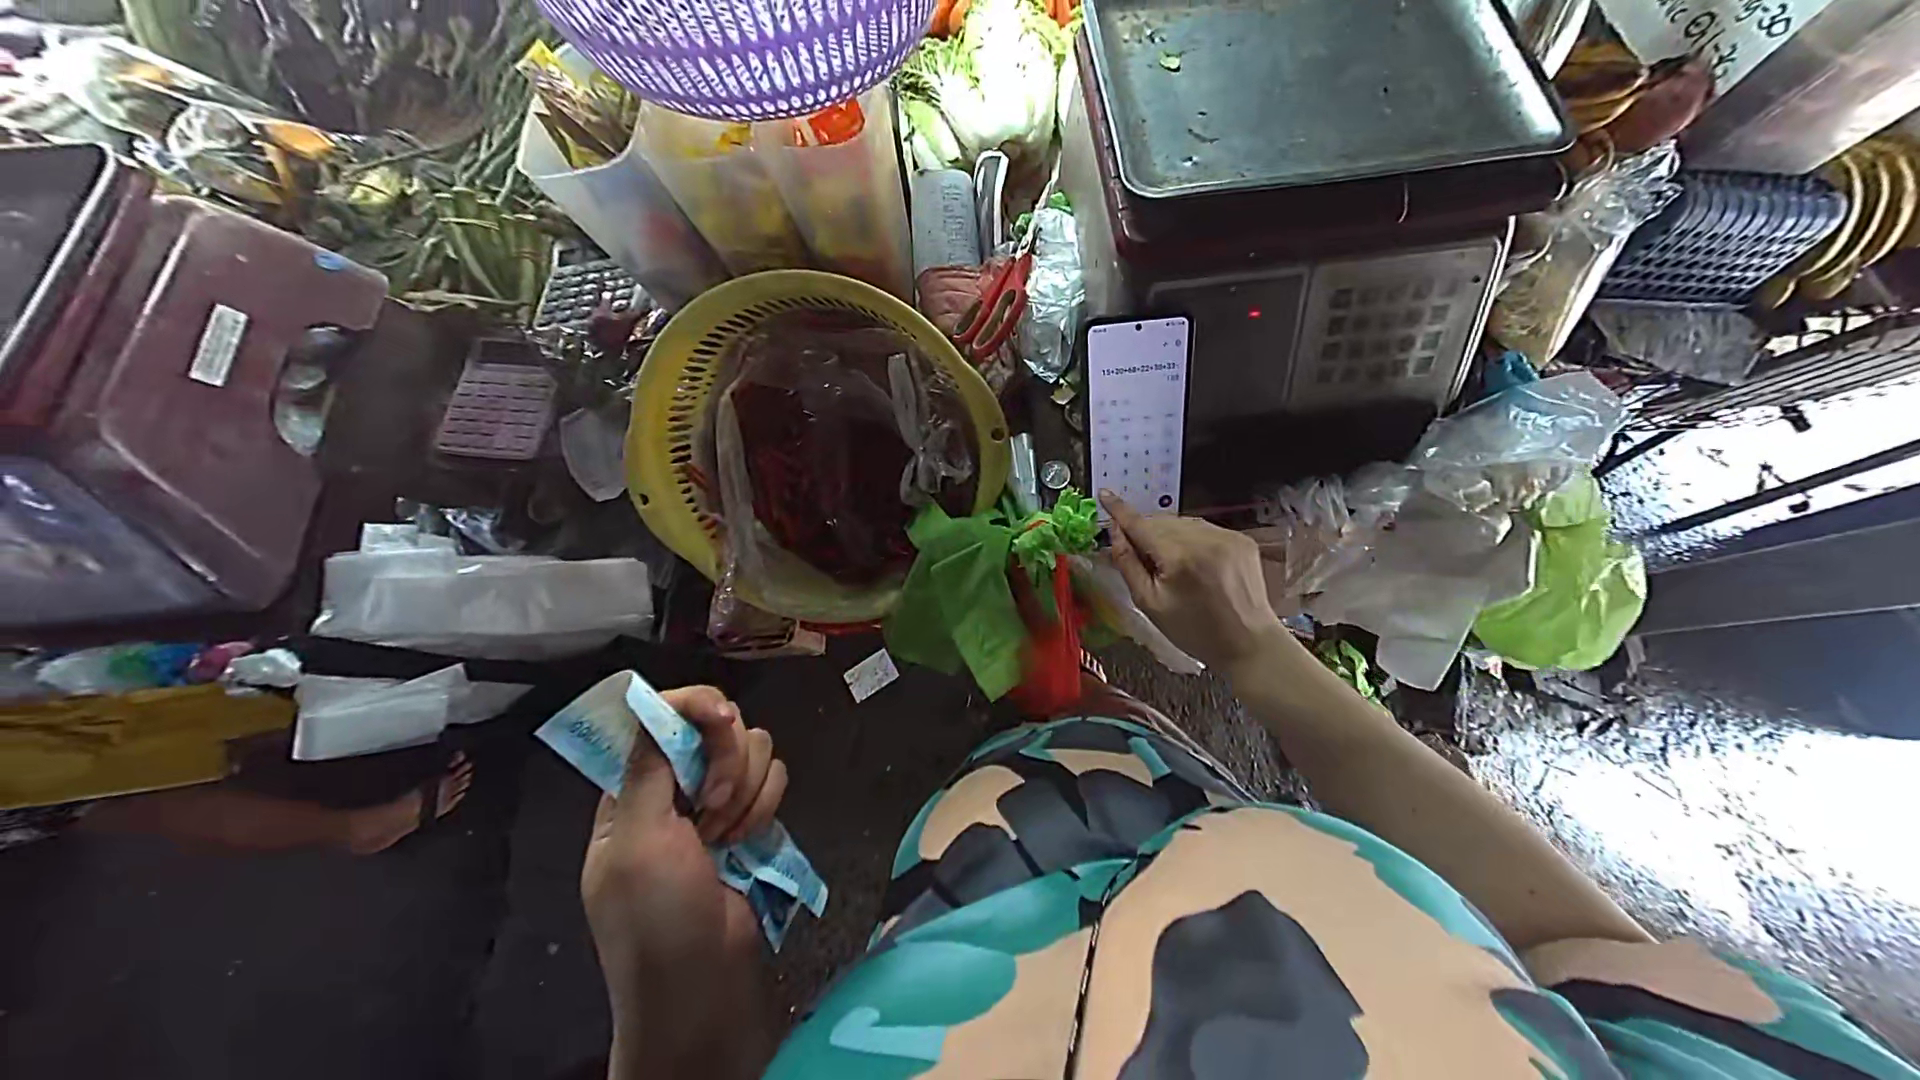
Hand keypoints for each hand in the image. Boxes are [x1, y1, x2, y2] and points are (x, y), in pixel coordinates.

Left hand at [580, 686, 783, 1079]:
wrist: (704, 987)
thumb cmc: (656, 919)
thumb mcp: (635, 843)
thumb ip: (647, 769)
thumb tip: (657, 706)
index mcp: (632, 788)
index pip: (663, 716)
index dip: (696, 707)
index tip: (722, 720)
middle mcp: (676, 786)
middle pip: (717, 726)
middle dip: (725, 762)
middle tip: (710, 808)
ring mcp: (716, 802)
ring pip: (752, 749)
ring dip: (746, 791)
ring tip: (726, 838)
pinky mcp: (752, 817)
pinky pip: (773, 778)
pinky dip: (766, 805)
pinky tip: (749, 841)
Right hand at [1103, 492, 1289, 670]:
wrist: (1248, 643)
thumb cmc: (1193, 630)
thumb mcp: (1149, 603)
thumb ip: (1128, 563)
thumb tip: (1115, 533)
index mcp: (1179, 557)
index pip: (1141, 525)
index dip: (1120, 510)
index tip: (1105, 494)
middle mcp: (1204, 539)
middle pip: (1160, 522)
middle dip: (1144, 532)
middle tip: (1139, 556)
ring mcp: (1226, 536)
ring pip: (1181, 523)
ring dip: (1167, 534)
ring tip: (1167, 562)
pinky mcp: (1240, 539)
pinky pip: (1203, 529)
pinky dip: (1189, 538)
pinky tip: (1191, 562)